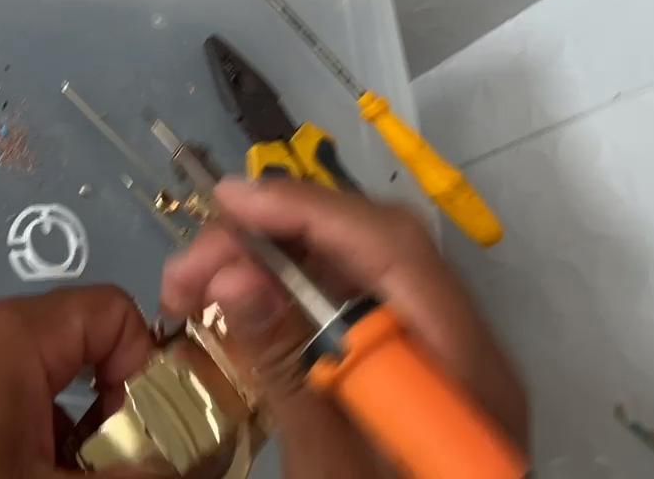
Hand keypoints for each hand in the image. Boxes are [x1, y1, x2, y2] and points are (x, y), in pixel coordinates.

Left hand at [0, 285, 159, 478]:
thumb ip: (137, 478)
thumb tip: (198, 470)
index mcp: (13, 334)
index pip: (113, 311)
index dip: (151, 368)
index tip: (159, 437)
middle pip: (82, 349)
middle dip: (118, 417)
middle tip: (122, 473)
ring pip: (44, 385)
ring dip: (76, 439)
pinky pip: (3, 405)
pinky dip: (32, 443)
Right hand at [162, 179, 526, 477]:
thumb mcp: (332, 472)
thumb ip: (289, 372)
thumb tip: (231, 275)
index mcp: (464, 367)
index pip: (392, 249)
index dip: (308, 210)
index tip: (228, 202)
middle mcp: (450, 337)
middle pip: (359, 243)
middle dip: (266, 236)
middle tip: (189, 267)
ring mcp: (419, 344)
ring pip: (336, 262)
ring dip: (257, 259)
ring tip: (189, 286)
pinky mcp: (386, 354)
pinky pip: (327, 293)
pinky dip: (270, 288)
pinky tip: (225, 304)